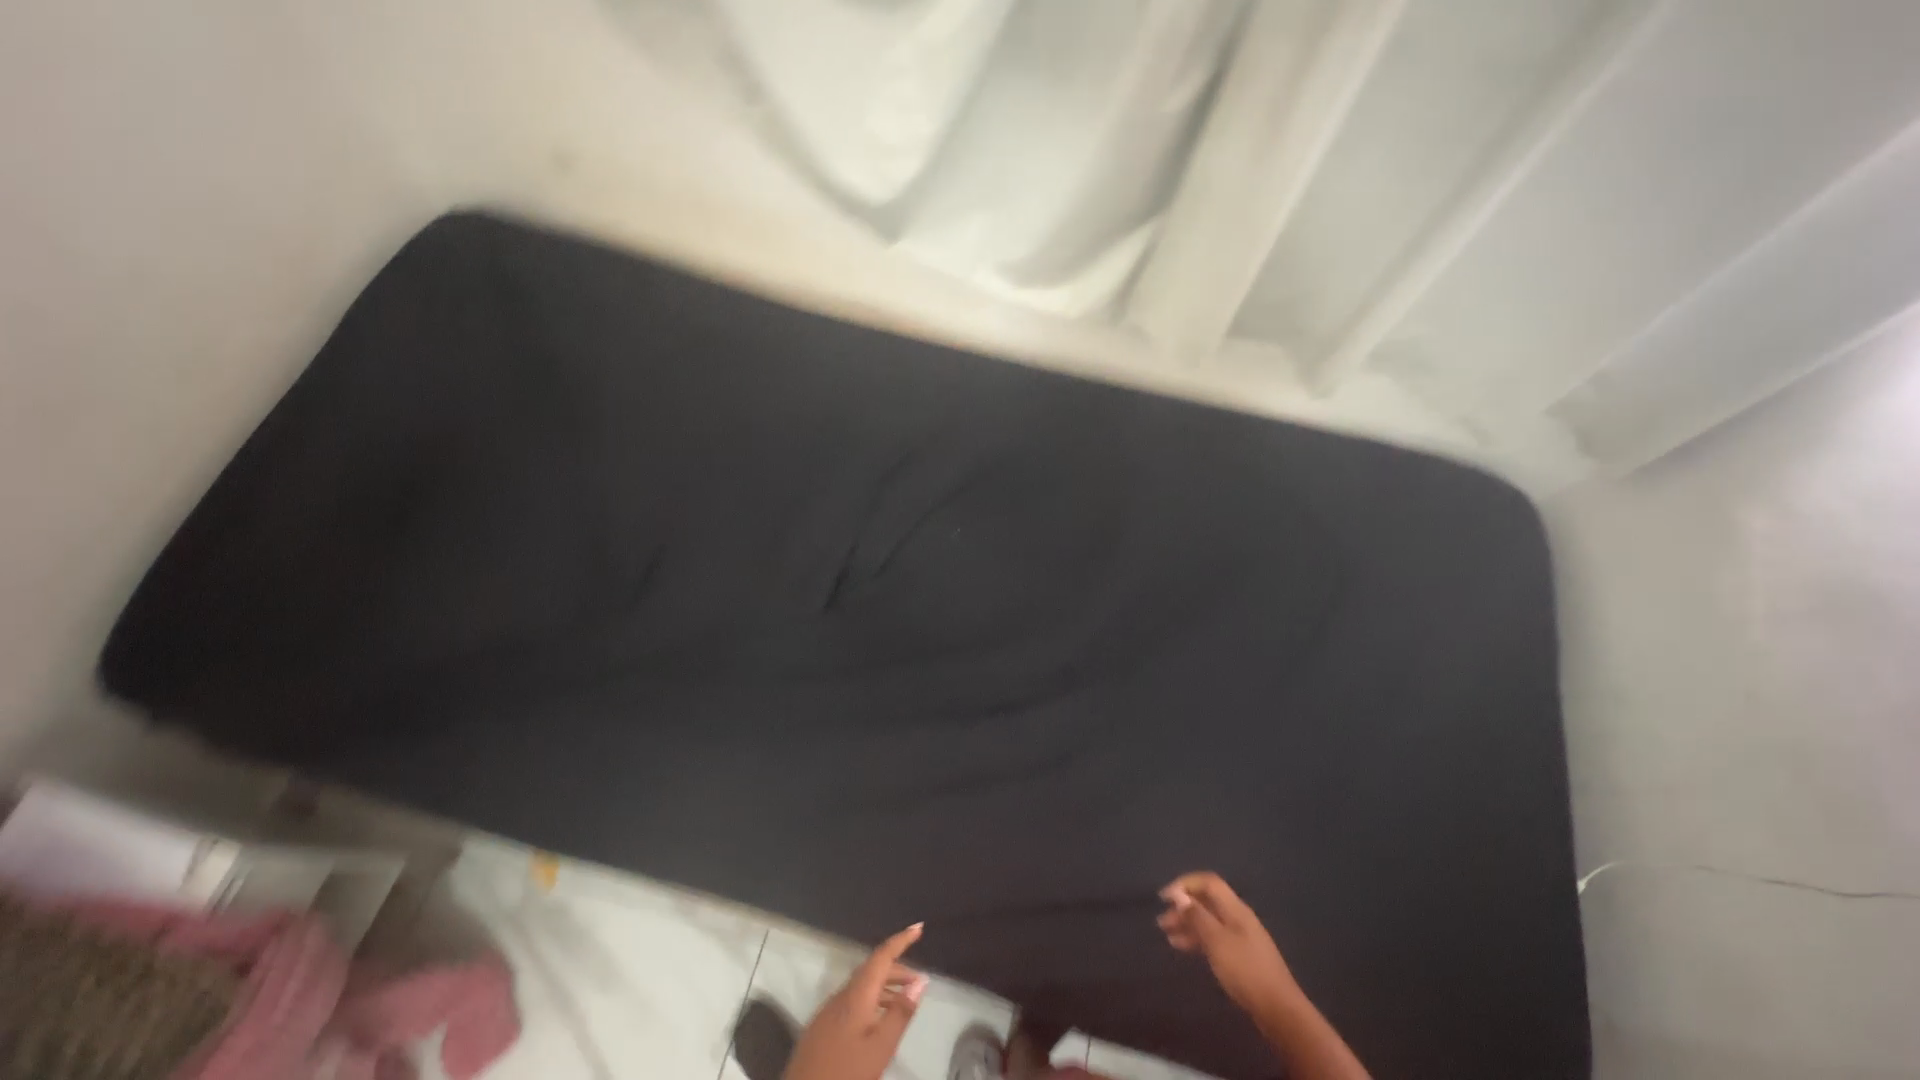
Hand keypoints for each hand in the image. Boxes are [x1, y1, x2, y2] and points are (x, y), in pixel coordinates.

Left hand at [784, 923, 928, 1079]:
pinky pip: (852, 1003)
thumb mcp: (881, 1046)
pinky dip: (872, 1002)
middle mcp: (840, 998)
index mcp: (856, 996)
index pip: (880, 957)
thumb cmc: (846, 1072)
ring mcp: (828, 1013)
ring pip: (861, 989)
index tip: (918, 928)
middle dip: (896, 969)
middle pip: (871, 972)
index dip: (900, 941)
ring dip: (885, 988)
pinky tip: (879, 1021)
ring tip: (904, 1002)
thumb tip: (920, 980)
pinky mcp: (822, 1029)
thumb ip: (900, 1013)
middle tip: (919, 981)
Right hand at [1157, 872, 1297, 1014]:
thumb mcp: (1217, 941)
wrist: (1277, 1008)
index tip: (1164, 898)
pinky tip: (1183, 948)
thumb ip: (1197, 916)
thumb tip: (1179, 895)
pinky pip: (1213, 938)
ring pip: (1209, 921)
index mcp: (1235, 909)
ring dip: (1187, 924)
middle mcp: (1238, 918)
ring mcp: (1240, 937)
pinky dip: (1197, 939)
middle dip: (1183, 907)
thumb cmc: (1245, 970)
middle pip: (1207, 902)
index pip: (1208, 883)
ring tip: (1167, 935)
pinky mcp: (1240, 956)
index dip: (1185, 884)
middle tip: (1162, 922)